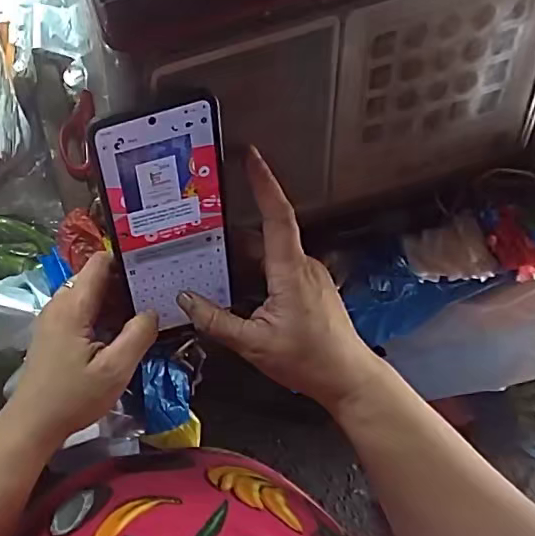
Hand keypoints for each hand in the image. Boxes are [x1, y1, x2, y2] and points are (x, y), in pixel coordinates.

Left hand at [6, 249, 157, 443]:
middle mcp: (59, 304)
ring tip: (146, 312)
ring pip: (89, 296)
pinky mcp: (53, 334)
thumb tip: (152, 311)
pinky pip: (81, 312)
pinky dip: (102, 316)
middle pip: (95, 278)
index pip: (99, 262)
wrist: (33, 423)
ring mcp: (53, 319)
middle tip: (158, 292)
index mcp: (73, 306)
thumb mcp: (115, 370)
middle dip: (125, 283)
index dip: (127, 259)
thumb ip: (138, 335)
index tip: (154, 266)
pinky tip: (121, 333)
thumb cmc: (73, 397)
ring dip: (115, 302)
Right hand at [177, 148, 382, 409]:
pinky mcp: (309, 287)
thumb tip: (185, 299)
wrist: (348, 378)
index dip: (263, 184)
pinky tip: (233, 285)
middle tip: (201, 224)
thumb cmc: (307, 360)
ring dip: (241, 256)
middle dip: (232, 231)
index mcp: (291, 271)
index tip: (251, 157)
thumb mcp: (252, 344)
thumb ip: (216, 320)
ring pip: (269, 254)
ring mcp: (309, 276)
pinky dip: (253, 270)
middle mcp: (303, 265)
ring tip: (210, 258)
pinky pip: (276, 268)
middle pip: (265, 236)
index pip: (277, 216)